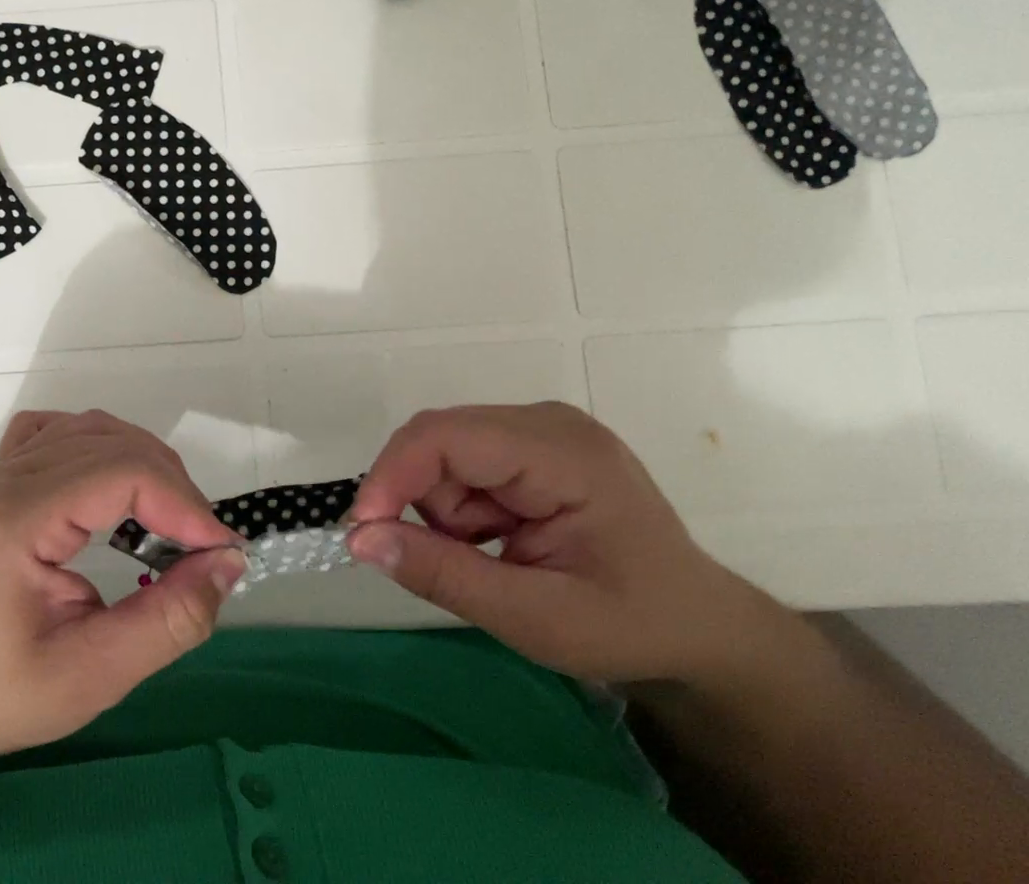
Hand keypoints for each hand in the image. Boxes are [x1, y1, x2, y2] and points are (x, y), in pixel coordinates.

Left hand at [0, 410, 245, 771]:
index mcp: (16, 520)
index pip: (121, 471)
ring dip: (142, 466)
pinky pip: (55, 437)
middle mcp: (2, 482)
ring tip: (172, 525)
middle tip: (202, 549)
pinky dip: (98, 451)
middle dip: (171, 488)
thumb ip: (168, 619)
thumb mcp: (93, 674)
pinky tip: (113, 489)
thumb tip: (228, 563)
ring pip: (87, 431)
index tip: (222, 553)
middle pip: (110, 443)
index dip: (184, 504)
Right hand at [345, 403, 796, 686]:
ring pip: (442, 456)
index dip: (391, 476)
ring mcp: (540, 433)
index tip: (362, 533)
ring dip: (442, 513)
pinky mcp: (531, 449)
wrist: (697, 630)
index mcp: (564, 454)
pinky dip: (458, 512)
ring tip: (493, 557)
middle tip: (445, 562)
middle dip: (420, 503)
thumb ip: (443, 574)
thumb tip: (358, 539)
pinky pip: (459, 467)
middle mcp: (548, 424)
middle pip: (438, 441)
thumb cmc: (628, 626)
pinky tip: (498, 541)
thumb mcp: (533, 616)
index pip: (445, 436)